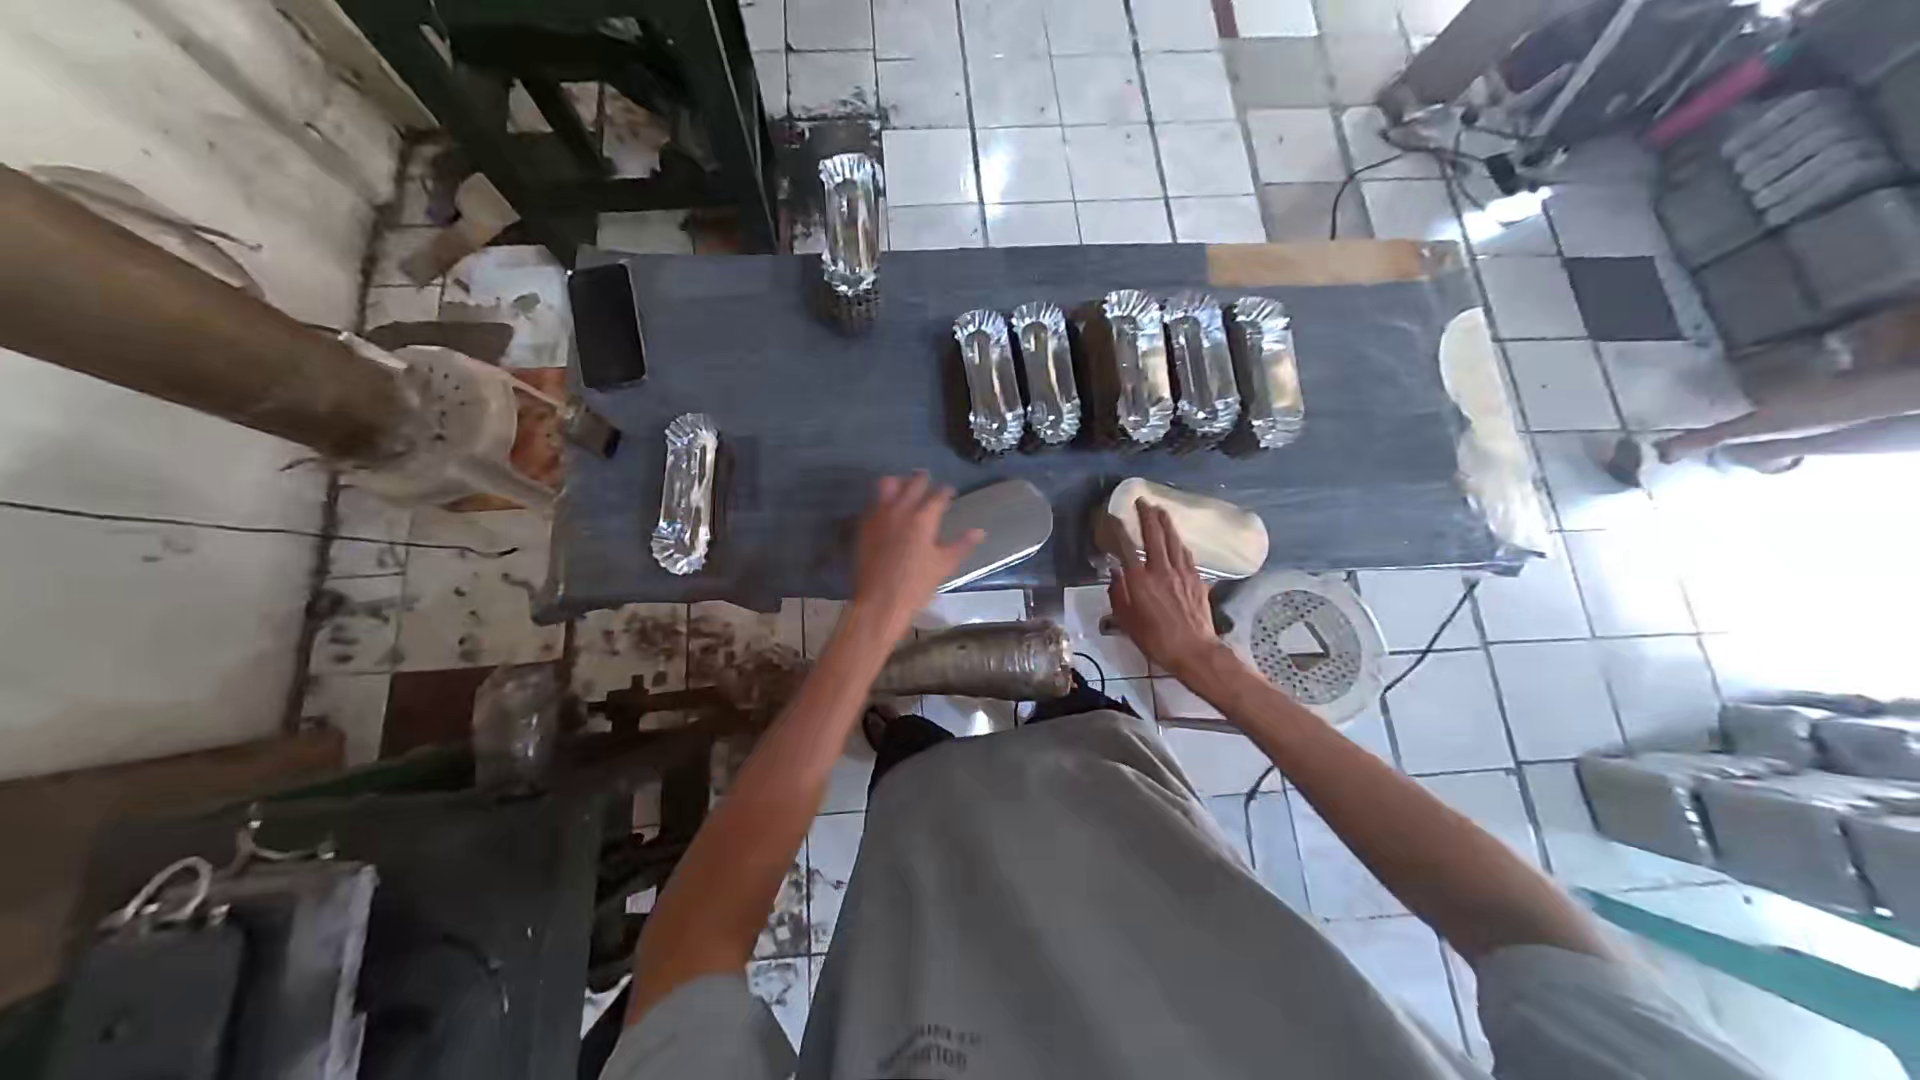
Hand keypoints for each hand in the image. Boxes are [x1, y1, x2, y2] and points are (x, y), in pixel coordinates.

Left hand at [852, 472, 982, 631]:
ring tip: (904, 485)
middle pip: (913, 483)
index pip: (938, 495)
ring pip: (888, 484)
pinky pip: (873, 501)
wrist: (881, 600)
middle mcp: (901, 510)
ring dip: (899, 482)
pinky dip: (883, 498)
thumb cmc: (916, 584)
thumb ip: (962, 545)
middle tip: (928, 481)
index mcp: (924, 518)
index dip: (946, 491)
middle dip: (923, 479)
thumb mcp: (944, 564)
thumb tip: (979, 531)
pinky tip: (887, 505)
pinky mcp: (865, 524)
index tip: (950, 492)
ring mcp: (880, 515)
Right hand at [1108, 500, 1221, 676]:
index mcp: (1140, 580)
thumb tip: (1115, 573)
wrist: (1193, 650)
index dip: (1119, 530)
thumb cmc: (1155, 639)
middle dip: (1147, 515)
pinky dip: (1179, 543)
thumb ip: (1118, 594)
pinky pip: (1186, 554)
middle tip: (1142, 502)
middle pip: (1154, 535)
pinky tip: (1177, 540)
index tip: (1113, 517)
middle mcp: (1161, 570)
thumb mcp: (1127, 621)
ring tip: (1161, 511)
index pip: (1126, 547)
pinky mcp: (1197, 579)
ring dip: (1166, 523)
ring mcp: (1182, 572)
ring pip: (1173, 540)